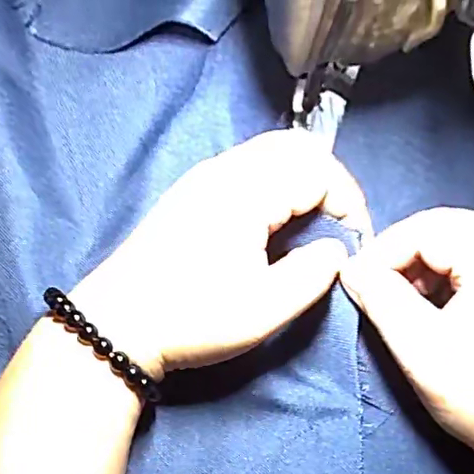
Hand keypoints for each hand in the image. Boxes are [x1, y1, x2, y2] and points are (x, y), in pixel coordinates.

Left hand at [70, 129, 368, 379]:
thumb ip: (313, 275)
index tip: (354, 245)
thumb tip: (336, 251)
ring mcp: (202, 179)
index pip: (319, 168)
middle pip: (295, 148)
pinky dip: (274, 190)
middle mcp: (223, 169)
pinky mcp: (189, 197)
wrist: (119, 326)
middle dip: (329, 185)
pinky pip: (246, 172)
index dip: (348, 203)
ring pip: (269, 156)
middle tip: (337, 231)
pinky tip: (272, 232)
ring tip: (310, 233)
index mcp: (246, 190)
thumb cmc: (193, 319)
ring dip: (301, 186)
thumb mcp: (264, 309)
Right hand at [341, 207, 473, 470]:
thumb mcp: (419, 347)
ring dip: (422, 276)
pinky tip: (432, 318)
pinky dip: (446, 287)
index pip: (428, 226)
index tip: (353, 284)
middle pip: (446, 233)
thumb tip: (350, 268)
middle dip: (402, 263)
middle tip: (373, 298)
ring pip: (460, 251)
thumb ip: (381, 299)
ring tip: (401, 313)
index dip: (382, 252)